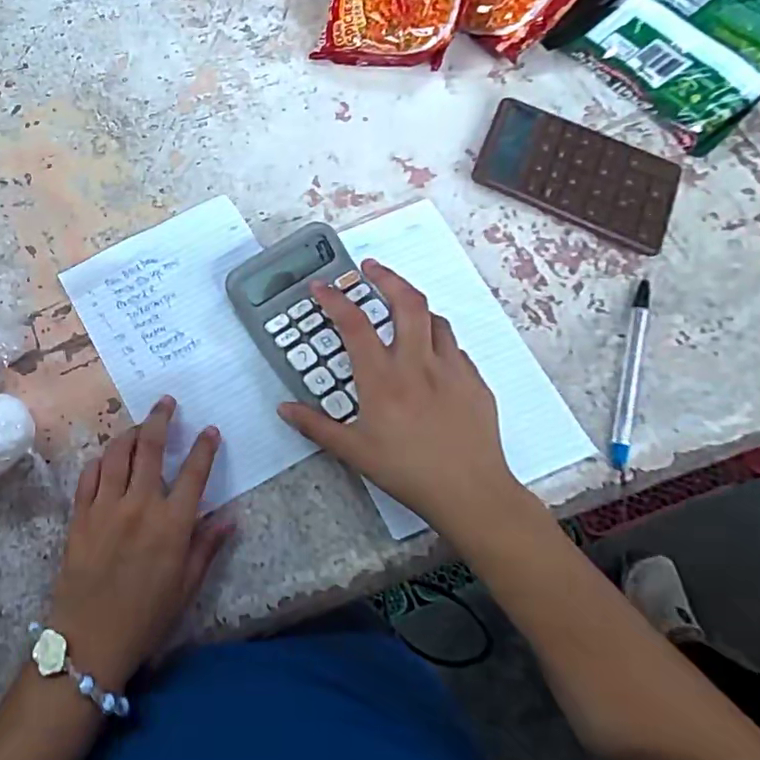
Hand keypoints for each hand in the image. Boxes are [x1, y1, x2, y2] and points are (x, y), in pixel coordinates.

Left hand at [48, 397, 234, 690]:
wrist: (91, 636)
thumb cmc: (147, 617)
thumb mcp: (186, 587)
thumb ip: (206, 547)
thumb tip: (228, 517)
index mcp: (171, 524)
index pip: (193, 473)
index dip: (204, 448)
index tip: (209, 429)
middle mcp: (139, 505)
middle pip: (150, 448)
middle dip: (160, 419)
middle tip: (166, 402)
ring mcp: (105, 506)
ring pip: (117, 454)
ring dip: (129, 433)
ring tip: (138, 425)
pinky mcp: (80, 513)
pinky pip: (89, 475)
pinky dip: (100, 461)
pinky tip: (106, 458)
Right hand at [278, 260, 528, 538]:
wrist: (471, 492)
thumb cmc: (407, 471)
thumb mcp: (352, 451)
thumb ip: (315, 425)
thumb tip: (285, 408)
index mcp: (382, 379)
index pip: (354, 324)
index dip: (334, 299)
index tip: (321, 287)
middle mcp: (418, 365)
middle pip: (407, 303)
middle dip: (387, 277)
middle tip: (370, 267)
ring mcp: (451, 370)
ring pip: (435, 319)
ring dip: (414, 305)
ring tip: (399, 306)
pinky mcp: (475, 383)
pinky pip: (454, 347)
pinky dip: (437, 338)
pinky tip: (429, 353)